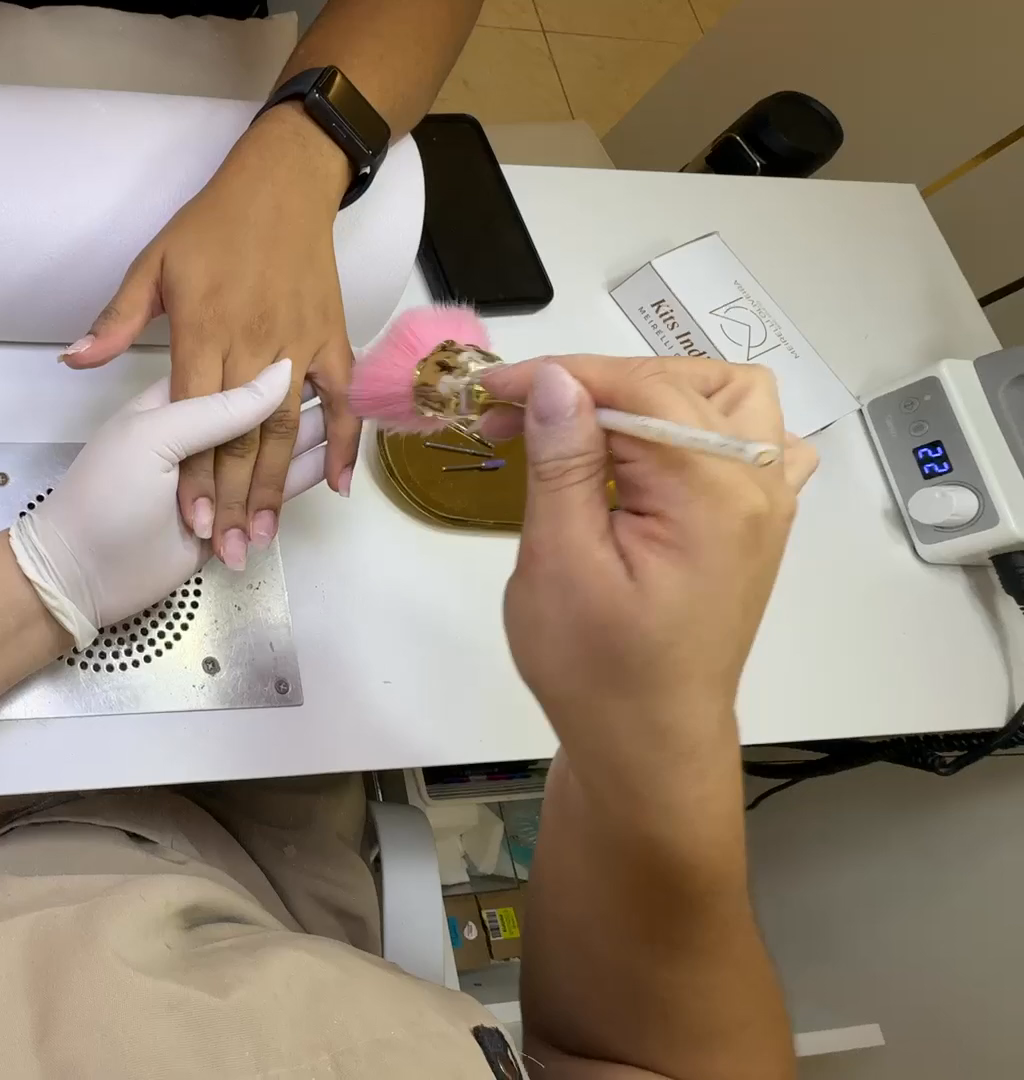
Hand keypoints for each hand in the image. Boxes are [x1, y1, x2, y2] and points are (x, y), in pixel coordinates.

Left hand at [10, 360, 327, 645]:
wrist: (83, 573)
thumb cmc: (107, 493)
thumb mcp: (153, 439)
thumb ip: (217, 409)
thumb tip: (283, 374)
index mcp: (175, 403)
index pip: (234, 373)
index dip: (275, 363)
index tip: (319, 344)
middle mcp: (201, 434)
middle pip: (261, 412)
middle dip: (302, 400)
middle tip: (358, 381)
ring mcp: (218, 477)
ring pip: (273, 451)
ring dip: (310, 438)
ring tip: (362, 417)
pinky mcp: (231, 516)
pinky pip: (273, 493)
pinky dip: (301, 480)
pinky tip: (337, 464)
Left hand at [61, 107, 358, 572]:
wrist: (284, 179)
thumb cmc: (209, 226)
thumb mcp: (151, 265)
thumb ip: (117, 321)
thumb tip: (73, 358)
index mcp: (203, 334)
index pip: (194, 420)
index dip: (192, 472)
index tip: (187, 520)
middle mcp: (251, 347)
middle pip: (238, 436)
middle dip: (231, 497)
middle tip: (226, 549)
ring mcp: (297, 346)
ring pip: (286, 431)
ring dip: (276, 488)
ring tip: (264, 536)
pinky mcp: (331, 342)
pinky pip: (340, 400)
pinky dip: (343, 443)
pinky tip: (336, 489)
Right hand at [482, 357, 818, 772]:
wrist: (640, 734)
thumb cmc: (591, 660)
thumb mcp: (559, 562)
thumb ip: (563, 466)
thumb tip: (555, 384)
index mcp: (708, 494)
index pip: (638, 390)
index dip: (558, 375)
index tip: (486, 389)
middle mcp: (753, 486)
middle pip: (684, 382)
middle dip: (594, 380)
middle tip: (520, 413)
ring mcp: (759, 504)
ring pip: (723, 400)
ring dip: (645, 392)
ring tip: (576, 422)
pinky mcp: (743, 523)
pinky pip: (736, 441)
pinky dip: (682, 423)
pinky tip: (639, 451)